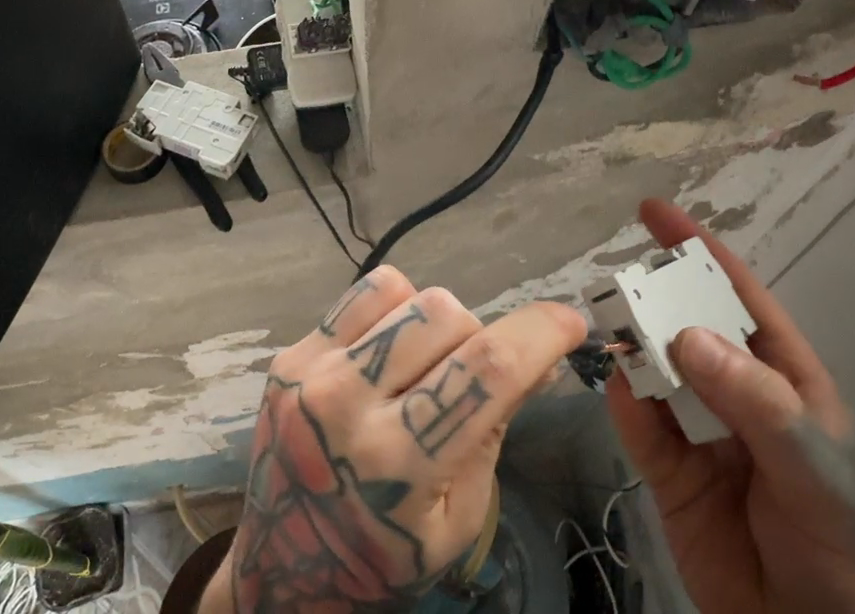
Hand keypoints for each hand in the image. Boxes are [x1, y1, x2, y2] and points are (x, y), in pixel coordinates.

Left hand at [201, 266, 586, 611]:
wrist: (285, 563)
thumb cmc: (386, 552)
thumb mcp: (460, 516)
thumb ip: (494, 430)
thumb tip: (538, 358)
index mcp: (399, 461)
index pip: (486, 370)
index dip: (540, 334)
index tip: (569, 323)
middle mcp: (347, 403)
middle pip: (446, 314)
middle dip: (478, 338)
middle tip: (468, 378)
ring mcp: (311, 372)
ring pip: (405, 292)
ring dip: (434, 322)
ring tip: (422, 366)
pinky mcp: (290, 355)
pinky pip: (362, 293)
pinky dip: (392, 309)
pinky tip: (387, 349)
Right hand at [608, 199, 854, 613]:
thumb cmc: (848, 550)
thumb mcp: (815, 470)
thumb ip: (755, 403)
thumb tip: (684, 335)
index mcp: (790, 385)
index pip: (743, 302)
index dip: (702, 254)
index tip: (655, 214)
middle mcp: (742, 401)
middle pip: (691, 332)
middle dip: (659, 301)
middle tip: (620, 282)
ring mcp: (704, 439)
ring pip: (659, 378)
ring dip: (635, 352)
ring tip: (609, 328)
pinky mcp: (673, 479)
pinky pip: (643, 433)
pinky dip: (628, 410)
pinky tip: (618, 391)